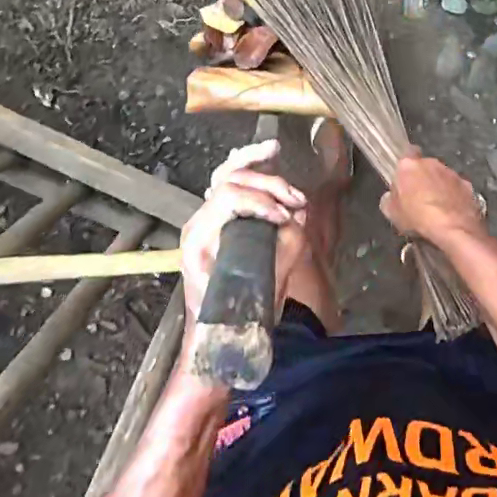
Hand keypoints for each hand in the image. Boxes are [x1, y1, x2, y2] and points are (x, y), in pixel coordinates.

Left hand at [179, 139, 309, 321]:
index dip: (262, 200)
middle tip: (296, 198)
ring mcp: (206, 222)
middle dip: (266, 182)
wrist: (216, 343)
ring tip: (275, 153)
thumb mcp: (266, 287)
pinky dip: (247, 169)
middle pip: (229, 179)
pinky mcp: (218, 224)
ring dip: (255, 164)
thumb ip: (285, 248)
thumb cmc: (237, 322)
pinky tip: (263, 157)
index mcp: (200, 238)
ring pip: (225, 174)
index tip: (287, 217)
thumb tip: (298, 218)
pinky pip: (230, 186)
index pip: (229, 196)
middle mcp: (198, 223)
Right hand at [381, 149, 485, 247]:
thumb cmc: (417, 218)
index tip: (405, 179)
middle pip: (425, 166)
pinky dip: (454, 196)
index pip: (406, 154)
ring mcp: (452, 173)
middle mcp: (431, 163)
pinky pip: (456, 188)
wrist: (453, 229)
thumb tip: (391, 197)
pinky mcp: (468, 186)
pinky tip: (452, 212)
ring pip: (442, 177)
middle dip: (423, 177)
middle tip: (419, 197)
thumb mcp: (392, 213)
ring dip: (439, 186)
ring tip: (437, 207)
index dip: (406, 167)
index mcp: (409, 165)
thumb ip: (390, 199)